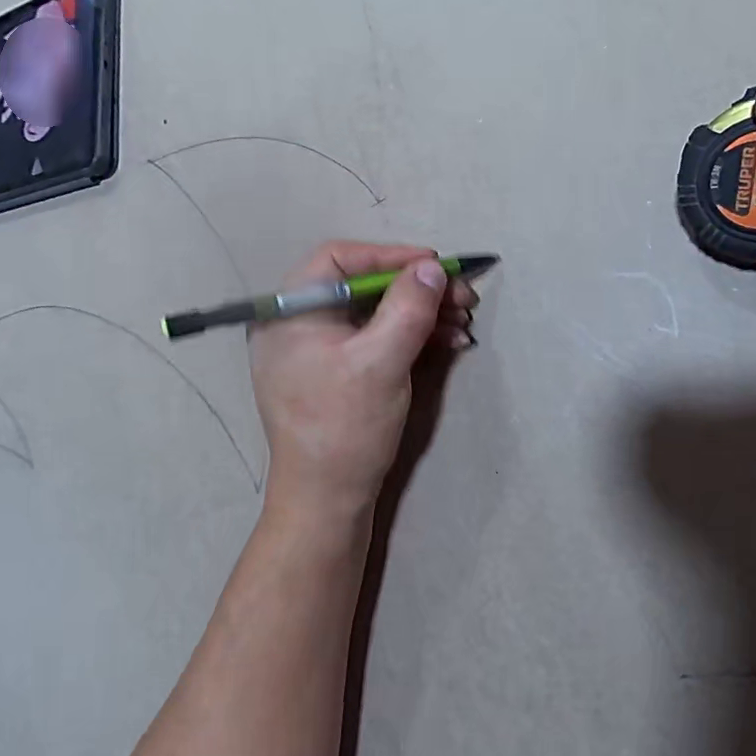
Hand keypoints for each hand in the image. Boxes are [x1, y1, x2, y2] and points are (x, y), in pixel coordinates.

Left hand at [250, 242, 477, 522]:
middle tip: (462, 295)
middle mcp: (299, 323)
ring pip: (375, 312)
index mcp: (291, 312)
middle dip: (416, 288)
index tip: (435, 266)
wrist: (328, 501)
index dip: (390, 255)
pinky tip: (449, 340)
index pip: (340, 260)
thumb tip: (432, 268)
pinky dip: (411, 336)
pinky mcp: (339, 371)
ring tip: (464, 318)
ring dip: (422, 312)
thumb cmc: (345, 428)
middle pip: (363, 286)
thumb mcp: (380, 363)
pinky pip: (376, 339)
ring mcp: (319, 349)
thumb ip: (407, 309)